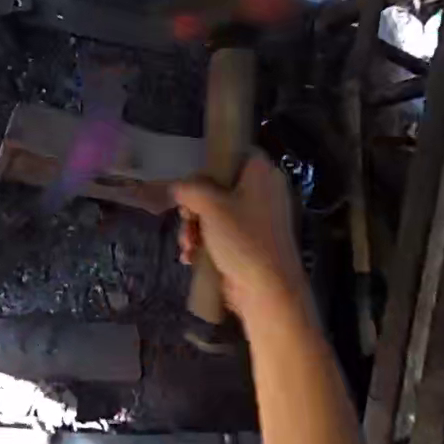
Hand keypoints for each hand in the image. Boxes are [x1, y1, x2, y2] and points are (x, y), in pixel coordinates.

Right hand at [173, 151, 310, 324]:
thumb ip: (189, 189)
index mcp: (262, 174)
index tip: (191, 180)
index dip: (211, 163)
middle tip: (187, 217)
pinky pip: (220, 233)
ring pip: (214, 211)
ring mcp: (257, 219)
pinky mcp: (249, 243)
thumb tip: (176, 187)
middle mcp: (262, 192)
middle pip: (217, 185)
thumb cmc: (243, 240)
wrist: (267, 291)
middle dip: (194, 205)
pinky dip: (204, 243)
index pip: (235, 153)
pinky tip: (192, 256)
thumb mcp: (210, 206)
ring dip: (194, 228)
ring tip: (188, 245)